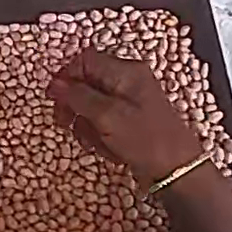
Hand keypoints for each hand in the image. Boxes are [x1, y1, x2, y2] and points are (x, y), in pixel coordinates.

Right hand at [49, 50, 204, 186]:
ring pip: (90, 106)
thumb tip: (55, 84)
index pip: (85, 60)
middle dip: (74, 106)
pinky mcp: (127, 121)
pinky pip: (102, 122)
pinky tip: (109, 148)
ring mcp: (127, 102)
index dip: (66, 77)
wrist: (176, 170)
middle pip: (85, 83)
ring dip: (87, 125)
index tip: (55, 99)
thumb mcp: (108, 116)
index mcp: (126, 71)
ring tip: (98, 141)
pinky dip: (99, 135)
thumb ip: (79, 96)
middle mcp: (127, 82)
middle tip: (67, 124)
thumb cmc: (147, 140)